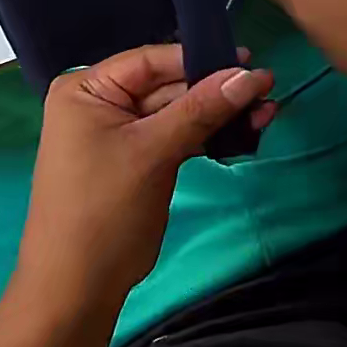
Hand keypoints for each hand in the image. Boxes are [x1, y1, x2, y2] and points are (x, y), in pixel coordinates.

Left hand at [16, 45, 274, 309]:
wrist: (79, 287)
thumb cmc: (105, 209)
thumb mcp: (153, 151)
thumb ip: (202, 109)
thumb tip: (251, 75)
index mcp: (87, 89)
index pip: (151, 61)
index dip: (200, 58)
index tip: (249, 59)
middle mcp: (102, 103)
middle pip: (168, 85)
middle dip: (217, 89)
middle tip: (267, 87)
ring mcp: (123, 133)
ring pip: (180, 112)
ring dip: (220, 114)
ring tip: (267, 110)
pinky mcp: (142, 159)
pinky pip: (179, 136)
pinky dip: (210, 135)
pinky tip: (247, 130)